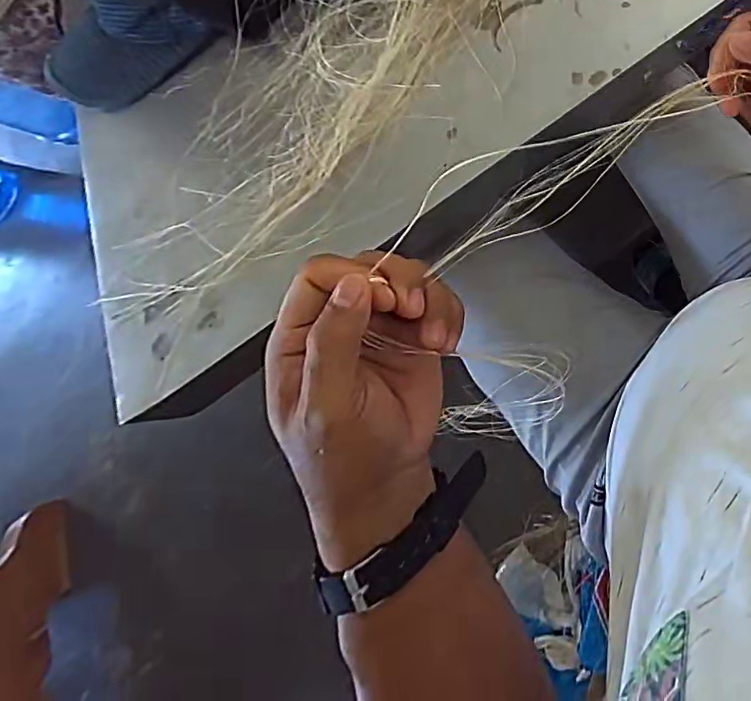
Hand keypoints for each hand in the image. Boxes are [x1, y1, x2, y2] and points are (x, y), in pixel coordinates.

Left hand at [264, 251, 465, 570]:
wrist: (387, 482)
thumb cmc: (342, 454)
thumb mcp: (329, 403)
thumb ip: (334, 343)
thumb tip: (353, 284)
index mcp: (300, 336)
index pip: (320, 276)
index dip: (355, 277)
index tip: (385, 303)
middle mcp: (340, 322)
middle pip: (371, 267)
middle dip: (401, 283)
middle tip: (415, 313)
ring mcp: (382, 327)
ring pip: (411, 279)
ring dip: (432, 300)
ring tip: (436, 338)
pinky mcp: (417, 335)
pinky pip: (439, 302)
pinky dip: (450, 314)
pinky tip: (446, 344)